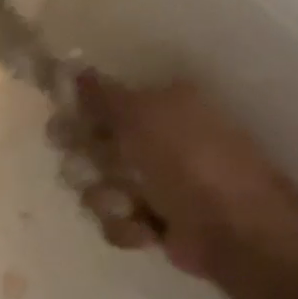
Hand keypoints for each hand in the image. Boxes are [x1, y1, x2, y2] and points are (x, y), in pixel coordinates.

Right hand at [48, 72, 297, 279]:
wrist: (235, 231)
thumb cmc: (191, 162)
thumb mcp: (143, 115)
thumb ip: (101, 95)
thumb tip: (71, 67)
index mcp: (162, 103)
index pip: (103, 102)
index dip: (78, 114)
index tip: (62, 127)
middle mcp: (156, 139)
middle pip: (91, 145)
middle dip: (86, 161)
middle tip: (89, 168)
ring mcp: (153, 182)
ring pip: (96, 185)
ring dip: (106, 198)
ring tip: (128, 206)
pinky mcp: (151, 220)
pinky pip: (112, 219)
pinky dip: (125, 226)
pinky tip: (146, 230)